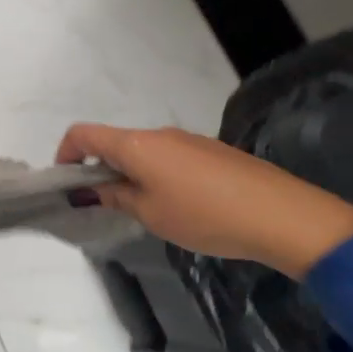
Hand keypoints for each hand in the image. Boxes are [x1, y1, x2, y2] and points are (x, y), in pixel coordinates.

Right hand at [55, 123, 352, 277]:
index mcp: (136, 145)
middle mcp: (159, 135)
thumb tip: (93, 190)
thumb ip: (116, 198)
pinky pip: (171, 158)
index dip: (65, 154)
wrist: (287, 217)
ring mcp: (189, 141)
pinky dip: (159, 175)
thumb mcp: (151, 214)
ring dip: (132, 173)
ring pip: (144, 151)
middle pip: (114, 142)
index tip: (67, 182)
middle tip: (104, 204)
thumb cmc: (206, 215)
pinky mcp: (214, 153)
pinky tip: (182, 207)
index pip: (83, 134)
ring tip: (145, 209)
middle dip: (100, 168)